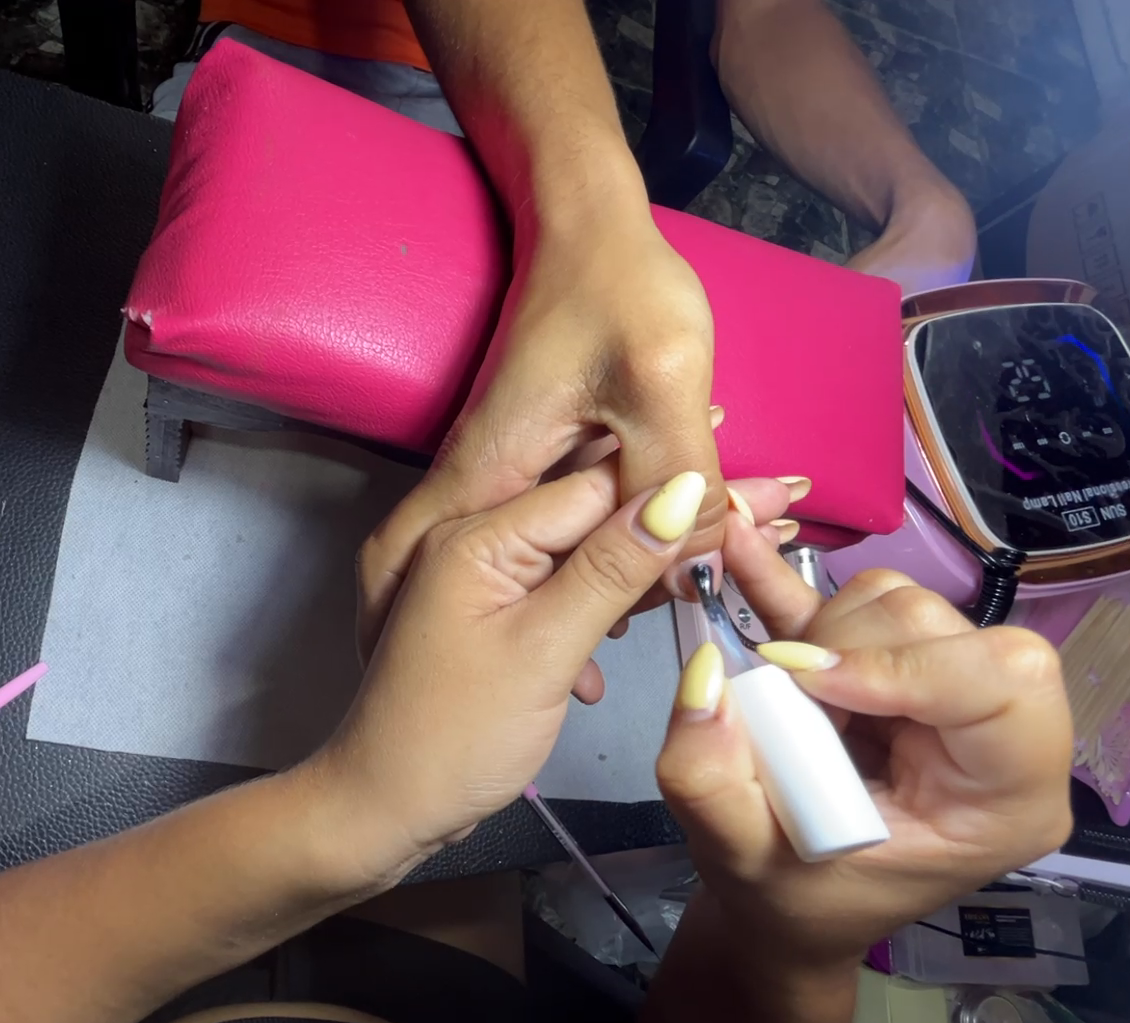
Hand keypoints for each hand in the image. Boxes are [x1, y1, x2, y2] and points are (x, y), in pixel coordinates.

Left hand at [309, 461, 796, 876]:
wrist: (389, 803)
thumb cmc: (457, 735)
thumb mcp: (543, 650)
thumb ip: (610, 570)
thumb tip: (681, 491)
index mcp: (477, 535)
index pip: (591, 486)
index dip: (672, 490)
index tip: (756, 499)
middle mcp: (474, 540)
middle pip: (588, 514)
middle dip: (669, 522)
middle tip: (769, 510)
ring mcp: (480, 579)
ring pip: (579, 555)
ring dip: (640, 568)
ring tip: (715, 567)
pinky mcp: (491, 616)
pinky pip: (557, 590)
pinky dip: (598, 606)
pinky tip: (628, 630)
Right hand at [357, 206, 723, 661]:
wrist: (586, 228)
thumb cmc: (616, 293)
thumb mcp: (660, 380)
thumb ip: (674, 474)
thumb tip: (688, 564)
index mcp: (487, 481)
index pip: (441, 584)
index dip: (487, 644)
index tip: (565, 688)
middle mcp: (473, 488)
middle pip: (467, 587)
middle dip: (516, 640)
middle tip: (581, 688)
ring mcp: (493, 476)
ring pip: (509, 567)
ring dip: (556, 608)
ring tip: (610, 659)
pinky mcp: (519, 464)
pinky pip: (537, 538)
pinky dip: (576, 571)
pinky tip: (630, 588)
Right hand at [655, 516, 1074, 970]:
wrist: (785, 899)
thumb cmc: (784, 896)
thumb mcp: (736, 855)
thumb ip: (709, 777)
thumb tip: (704, 673)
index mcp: (996, 798)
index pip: (1001, 686)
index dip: (898, 663)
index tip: (800, 679)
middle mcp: (986, 734)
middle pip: (942, 628)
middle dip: (843, 643)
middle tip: (777, 688)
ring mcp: (933, 694)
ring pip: (892, 603)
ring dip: (815, 624)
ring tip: (771, 676)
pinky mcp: (876, 669)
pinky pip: (842, 602)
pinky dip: (786, 578)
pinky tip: (740, 548)